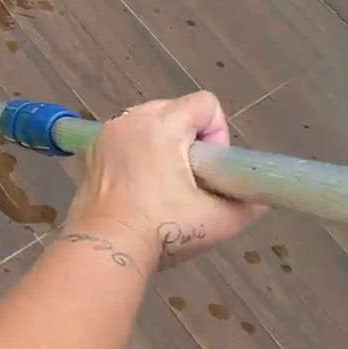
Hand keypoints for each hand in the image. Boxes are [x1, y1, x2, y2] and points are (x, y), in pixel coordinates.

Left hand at [64, 91, 264, 271]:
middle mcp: (129, 120)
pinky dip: (134, 151)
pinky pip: (122, 137)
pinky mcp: (89, 150)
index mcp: (161, 125)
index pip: (204, 103)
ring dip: (160, 142)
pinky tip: (137, 183)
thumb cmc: (163, 228)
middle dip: (189, 136)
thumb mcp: (220, 219)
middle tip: (190, 177)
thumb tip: (258, 198)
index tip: (210, 167)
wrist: (107, 244)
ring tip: (163, 181)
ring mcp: (104, 133)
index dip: (217, 132)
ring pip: (144, 121)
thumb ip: (248, 202)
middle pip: (173, 109)